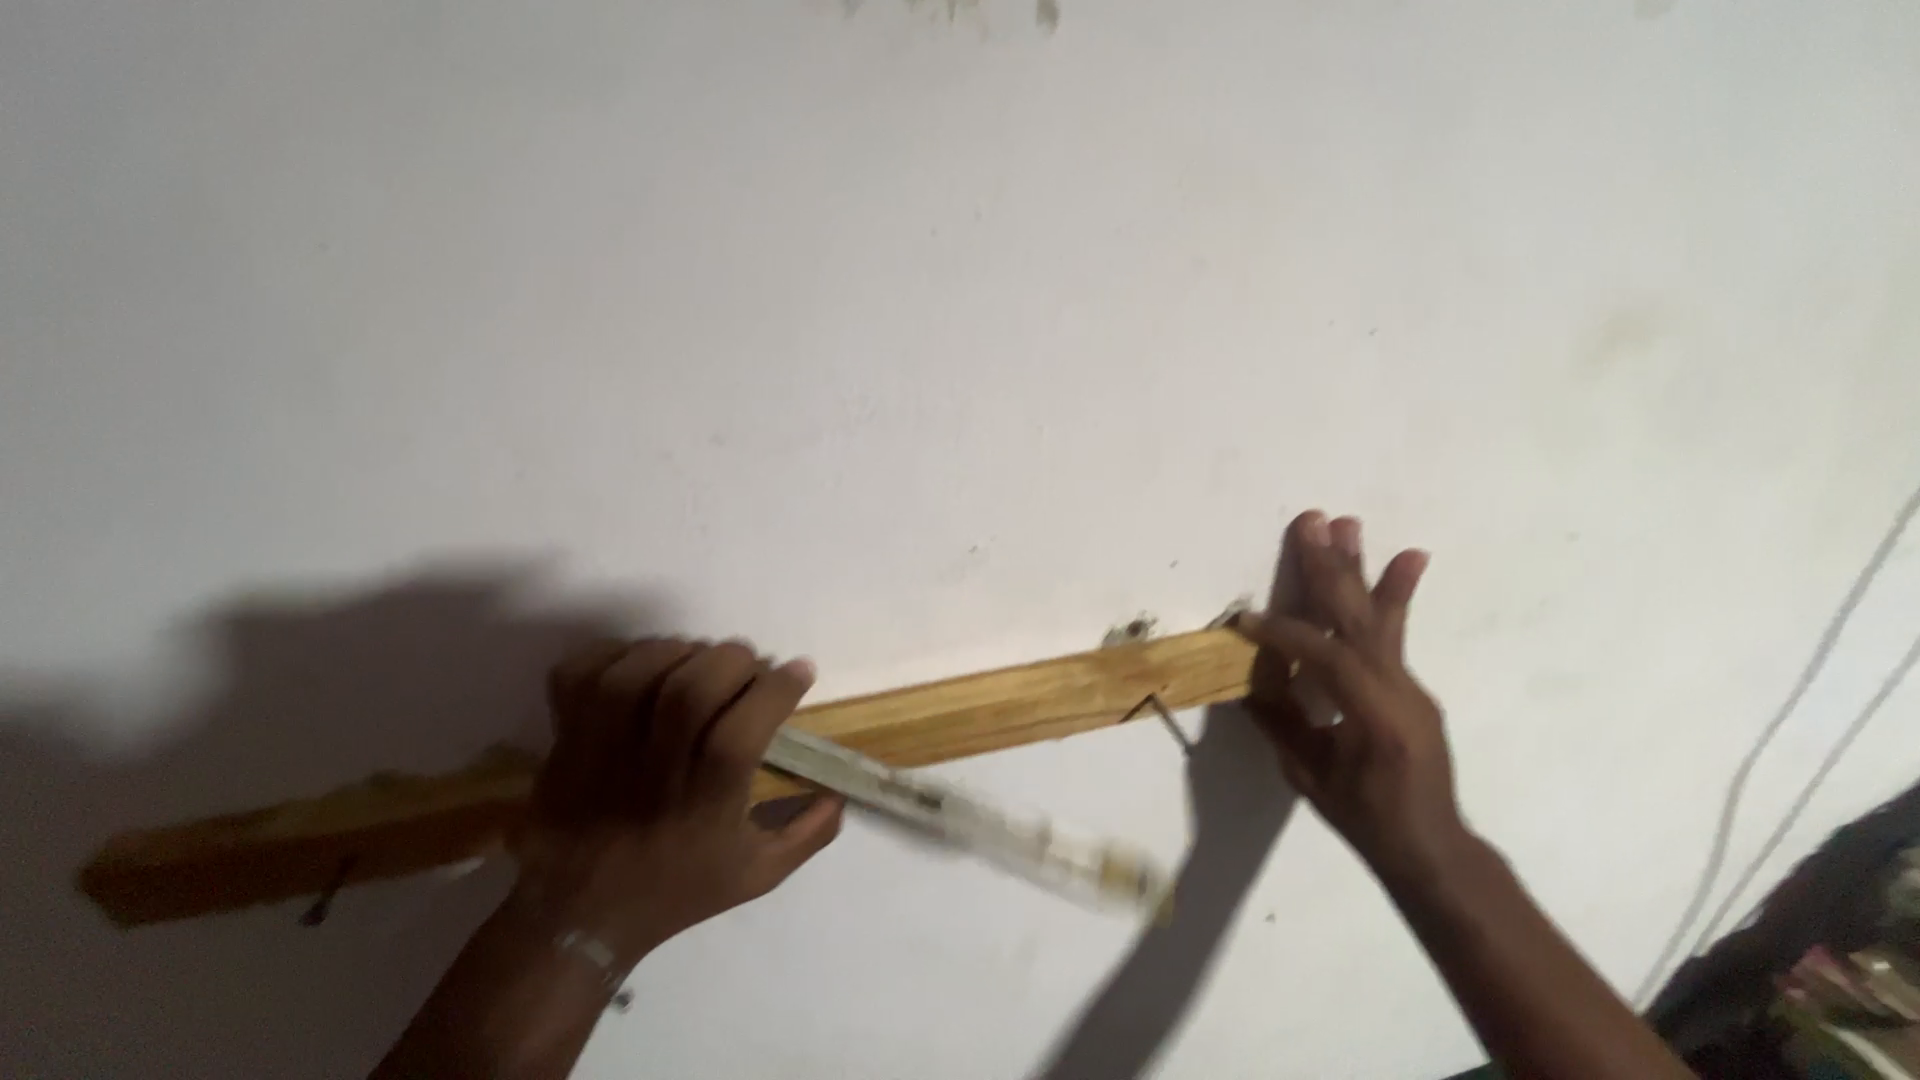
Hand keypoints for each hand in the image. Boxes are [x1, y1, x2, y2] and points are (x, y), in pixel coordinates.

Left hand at [514, 639, 844, 965]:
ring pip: (637, 674)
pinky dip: (614, 654)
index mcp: (705, 803)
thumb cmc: (675, 891)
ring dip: (679, 651)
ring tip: (698, 659)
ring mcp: (602, 750)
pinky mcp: (564, 738)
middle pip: (689, 690)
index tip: (800, 670)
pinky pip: (579, 675)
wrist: (578, 916)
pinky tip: (642, 665)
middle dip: (732, 661)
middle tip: (749, 665)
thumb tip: (840, 792)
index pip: (742, 731)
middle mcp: (654, 770)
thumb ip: (808, 834)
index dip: (777, 690)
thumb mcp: (757, 875)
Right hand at [1234, 510, 1467, 882]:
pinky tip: (1404, 560)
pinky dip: (1391, 597)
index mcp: (1374, 716)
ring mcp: (1410, 686)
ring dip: (1361, 569)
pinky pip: (1391, 638)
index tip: (1247, 619)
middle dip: (1332, 569)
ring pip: (1379, 619)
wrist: (1431, 846)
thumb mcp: (1310, 776)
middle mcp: (1399, 690)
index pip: (1325, 656)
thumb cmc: (1365, 819)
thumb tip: (1247, 680)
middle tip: (1314, 523)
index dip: (1285, 633)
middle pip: (1358, 620)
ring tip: (1351, 525)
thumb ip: (1281, 722)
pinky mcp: (1410, 688)